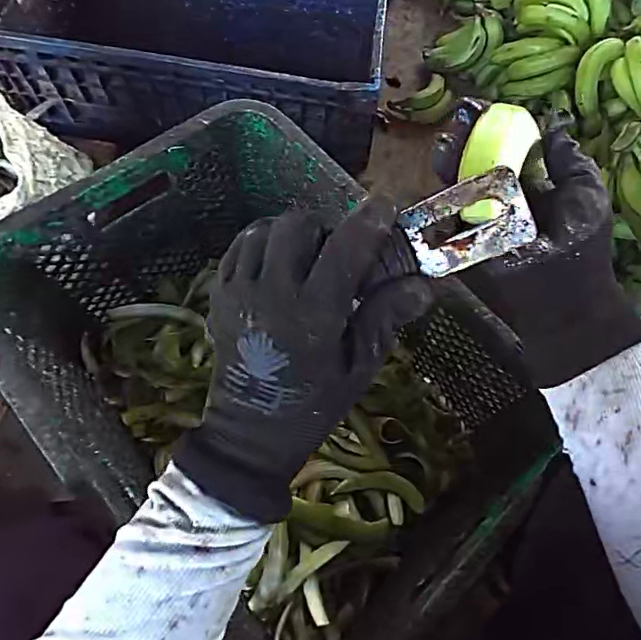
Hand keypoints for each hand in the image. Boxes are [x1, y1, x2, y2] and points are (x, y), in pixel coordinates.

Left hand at [174, 199, 435, 521]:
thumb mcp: (360, 368)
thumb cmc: (314, 404)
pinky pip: (240, 247)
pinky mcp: (219, 295)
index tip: (385, 206)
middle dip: (326, 227)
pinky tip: (278, 264)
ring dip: (292, 234)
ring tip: (307, 257)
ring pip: (265, 229)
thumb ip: (385, 318)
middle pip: (298, 225)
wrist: (249, 433)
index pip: (344, 249)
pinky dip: (263, 244)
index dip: (369, 220)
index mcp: (313, 315)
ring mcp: (238, 292)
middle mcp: (271, 294)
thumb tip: (421, 284)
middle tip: (339, 250)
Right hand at [434, 114, 640, 387]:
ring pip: (454, 182)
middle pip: (473, 158)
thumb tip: (554, 125)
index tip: (484, 107)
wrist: (568, 302)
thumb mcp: (587, 195)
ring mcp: (479, 220)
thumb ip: (569, 161)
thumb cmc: (583, 249)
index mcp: (528, 184)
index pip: (503, 146)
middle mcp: (500, 198)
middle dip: (465, 134)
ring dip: (449, 156)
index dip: (492, 125)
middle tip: (464, 114)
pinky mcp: (463, 243)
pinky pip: (445, 215)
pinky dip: (440, 193)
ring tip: (449, 137)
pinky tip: (444, 171)